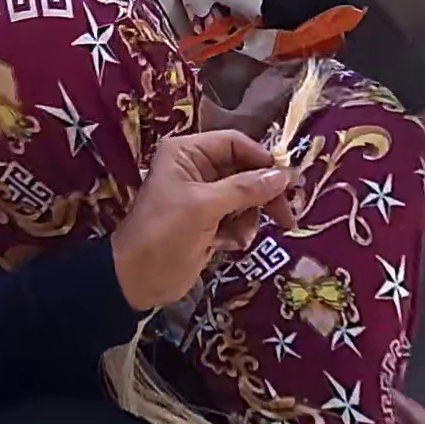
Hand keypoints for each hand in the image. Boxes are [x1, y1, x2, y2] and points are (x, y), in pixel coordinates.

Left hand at [110, 131, 297, 308]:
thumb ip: (245, 189)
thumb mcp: (204, 207)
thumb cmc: (164, 233)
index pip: (234, 143)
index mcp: (187, 152)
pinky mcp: (209, 220)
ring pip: (246, 196)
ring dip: (249, 218)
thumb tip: (284, 175)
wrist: (137, 281)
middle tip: (287, 217)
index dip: (262, 158)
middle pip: (245, 169)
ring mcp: (203, 195)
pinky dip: (239, 231)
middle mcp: (196, 167)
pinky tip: (227, 246)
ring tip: (240, 237)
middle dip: (263, 193)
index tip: (287, 180)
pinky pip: (238, 217)